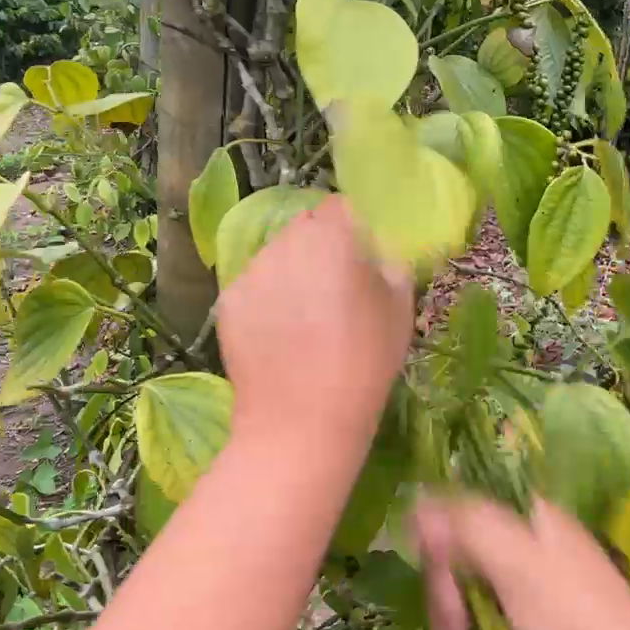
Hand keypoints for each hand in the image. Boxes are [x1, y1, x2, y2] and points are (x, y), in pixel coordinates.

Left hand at [215, 195, 412, 449]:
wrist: (301, 424)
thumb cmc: (364, 364)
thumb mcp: (400, 309)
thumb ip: (394, 262)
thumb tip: (384, 247)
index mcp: (333, 237)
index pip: (344, 205)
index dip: (358, 224)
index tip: (368, 251)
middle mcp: (286, 242)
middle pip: (307, 225)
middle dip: (324, 244)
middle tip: (340, 285)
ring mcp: (252, 271)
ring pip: (279, 253)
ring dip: (295, 267)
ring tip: (309, 313)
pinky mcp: (229, 300)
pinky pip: (256, 283)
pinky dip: (270, 295)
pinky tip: (283, 332)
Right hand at [414, 495, 629, 629]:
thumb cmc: (577, 622)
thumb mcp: (524, 564)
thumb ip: (469, 527)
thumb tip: (416, 499)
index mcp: (534, 520)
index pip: (473, 502)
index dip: (444, 519)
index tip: (423, 544)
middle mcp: (522, 553)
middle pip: (457, 548)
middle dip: (445, 580)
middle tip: (452, 608)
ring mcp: (514, 599)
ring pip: (455, 590)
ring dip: (448, 618)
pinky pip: (463, 629)